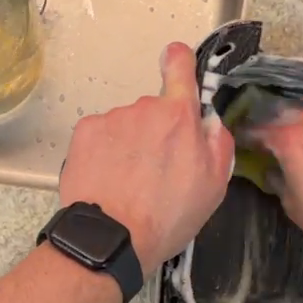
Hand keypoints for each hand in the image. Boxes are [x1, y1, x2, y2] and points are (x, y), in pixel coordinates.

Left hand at [59, 42, 234, 272]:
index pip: (181, 66)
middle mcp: (144, 108)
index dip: (180, 64)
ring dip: (129, 147)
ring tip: (128, 186)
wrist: (112, 239)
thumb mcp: (213, 188)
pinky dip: (104, 154)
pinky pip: (100, 137)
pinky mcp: (84, 134)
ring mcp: (111, 119)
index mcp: (179, 117)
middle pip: (153, 112)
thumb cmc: (167, 217)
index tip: (176, 67)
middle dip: (156, 134)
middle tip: (155, 174)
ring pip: (126, 126)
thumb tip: (210, 123)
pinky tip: (107, 182)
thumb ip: (218, 145)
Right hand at [248, 111, 302, 268]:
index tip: (238, 142)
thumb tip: (272, 171)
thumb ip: (278, 181)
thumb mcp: (293, 205)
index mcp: (293, 141)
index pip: (260, 130)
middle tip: (260, 139)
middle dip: (269, 124)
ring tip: (287, 142)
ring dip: (293, 125)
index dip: (245, 136)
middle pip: (284, 114)